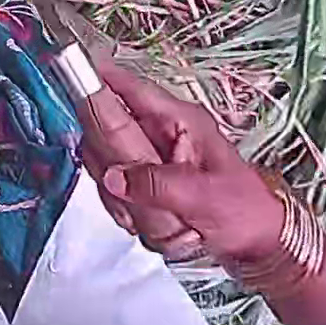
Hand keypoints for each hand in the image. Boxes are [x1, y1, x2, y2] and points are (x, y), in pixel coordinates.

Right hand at [80, 60, 286, 265]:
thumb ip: (157, 185)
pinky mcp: (140, 179)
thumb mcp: (205, 198)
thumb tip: (112, 176)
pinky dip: (121, 208)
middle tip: (127, 190)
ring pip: (103, 162)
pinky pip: (110, 186)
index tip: (65, 75)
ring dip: (117, 193)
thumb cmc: (245, 213)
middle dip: (110, 163)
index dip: (96, 79)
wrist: (260, 249)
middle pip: (104, 129)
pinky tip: (145, 221)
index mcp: (177, 121)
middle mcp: (157, 132)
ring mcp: (146, 156)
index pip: (128, 88)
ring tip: (150, 216)